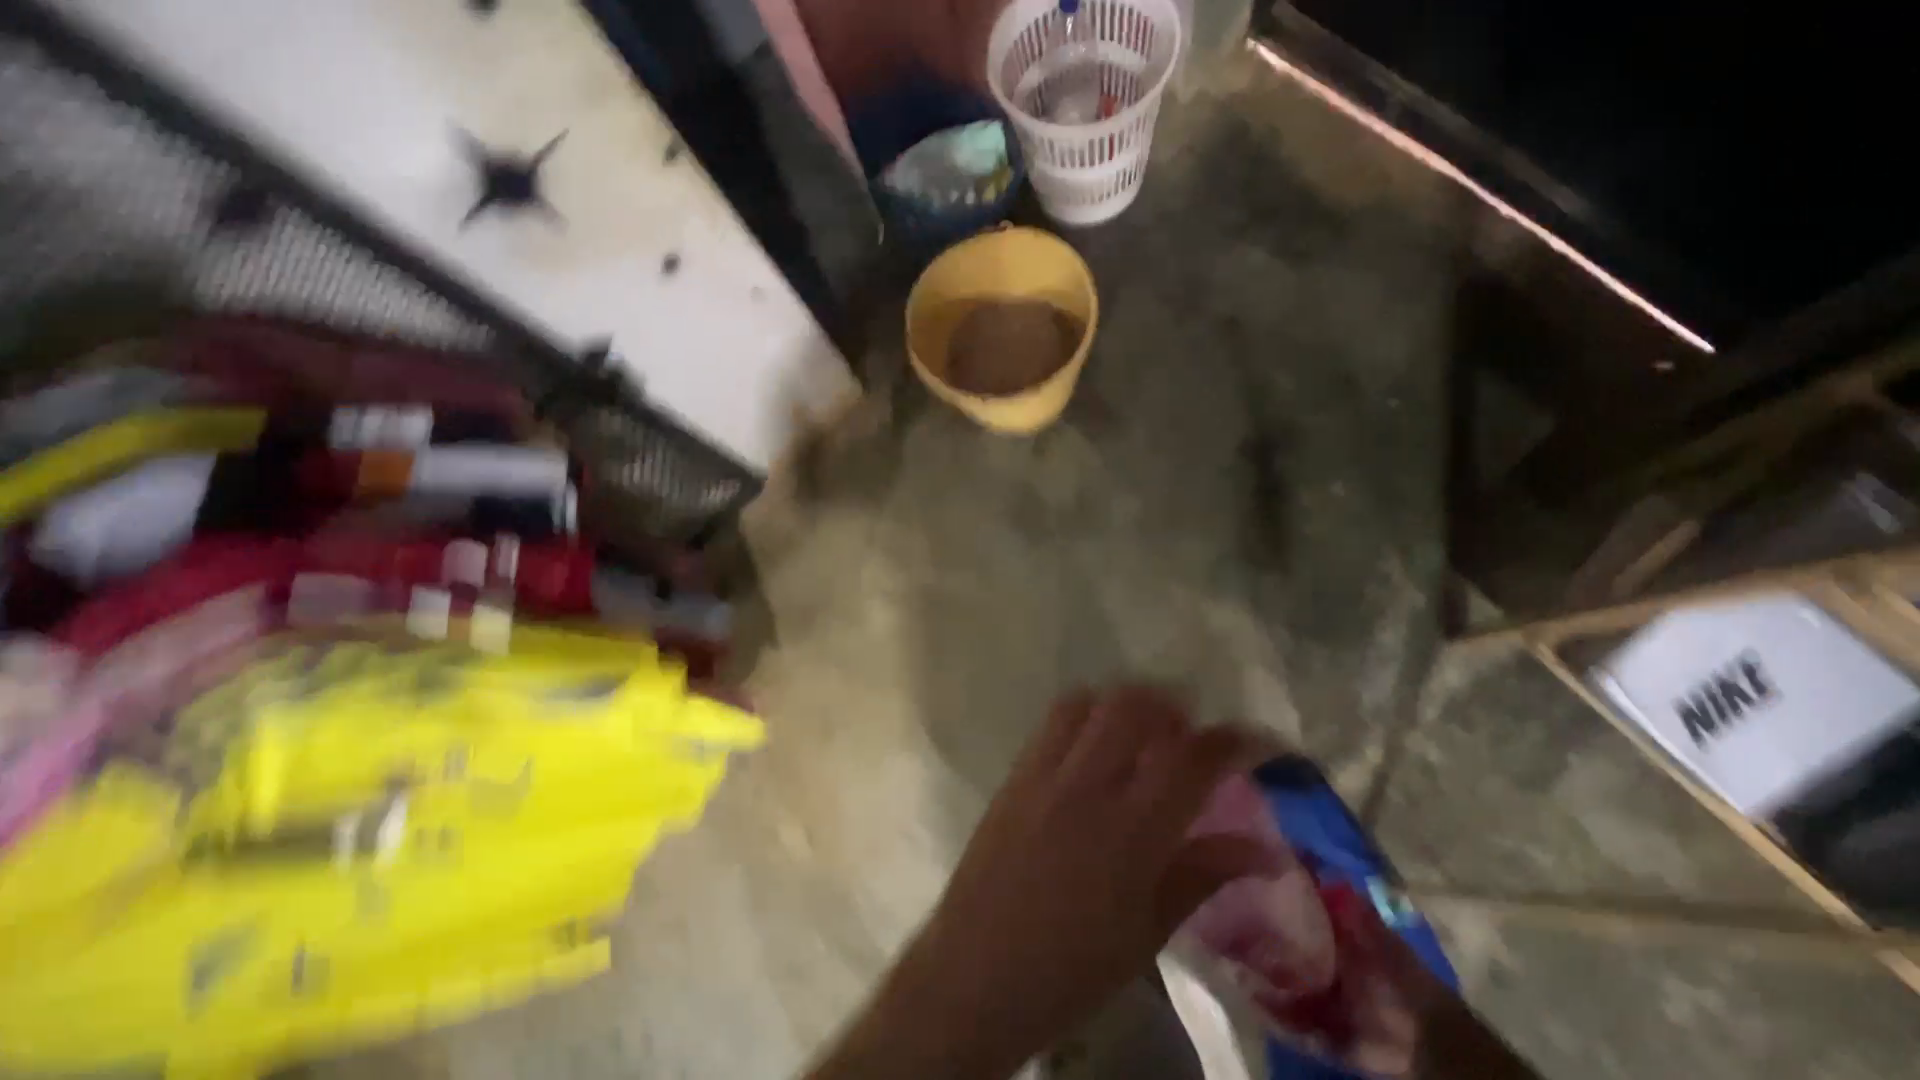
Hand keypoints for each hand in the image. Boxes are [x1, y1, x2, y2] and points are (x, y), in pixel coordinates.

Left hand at [808, 686, 1278, 1079]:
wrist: (975, 978)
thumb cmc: (1072, 969)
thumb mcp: (1149, 931)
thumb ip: (1203, 874)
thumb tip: (1265, 850)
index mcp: (1133, 832)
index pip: (1194, 758)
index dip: (1236, 740)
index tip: (1262, 742)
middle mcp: (1088, 788)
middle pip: (1137, 706)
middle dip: (1175, 707)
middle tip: (1191, 738)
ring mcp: (1042, 777)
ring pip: (1089, 702)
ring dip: (1125, 705)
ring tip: (1142, 737)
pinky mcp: (1012, 778)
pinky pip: (1052, 724)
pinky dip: (1085, 718)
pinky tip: (1094, 753)